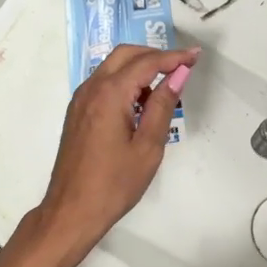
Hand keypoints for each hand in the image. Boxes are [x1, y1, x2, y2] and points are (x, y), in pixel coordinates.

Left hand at [33, 44, 197, 254]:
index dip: (173, 57)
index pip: (146, 63)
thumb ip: (163, 105)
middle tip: (181, 67)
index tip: (196, 56)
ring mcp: (80, 99)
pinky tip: (140, 104)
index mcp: (109, 94)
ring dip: (139, 68)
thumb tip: (178, 74)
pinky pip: (103, 83)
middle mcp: (91, 88)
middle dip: (155, 55)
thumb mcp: (148, 146)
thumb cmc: (114, 184)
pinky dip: (124, 82)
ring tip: (164, 90)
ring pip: (112, 67)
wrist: (71, 211)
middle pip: (125, 55)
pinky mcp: (77, 111)